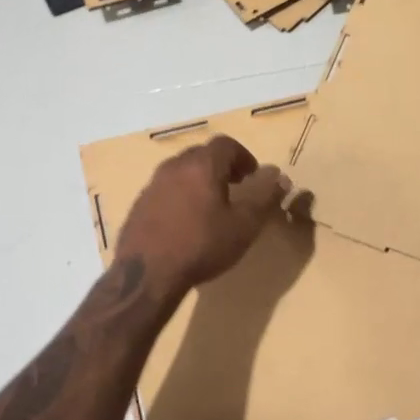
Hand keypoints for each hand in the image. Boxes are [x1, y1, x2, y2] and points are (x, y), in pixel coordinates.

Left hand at [116, 135, 291, 293]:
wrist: (148, 275)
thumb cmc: (203, 245)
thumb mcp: (245, 225)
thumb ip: (265, 197)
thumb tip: (280, 177)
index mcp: (202, 166)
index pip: (226, 144)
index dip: (244, 156)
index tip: (253, 177)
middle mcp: (174, 167)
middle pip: (202, 154)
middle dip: (223, 166)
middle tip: (237, 188)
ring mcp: (152, 185)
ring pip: (182, 171)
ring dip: (201, 180)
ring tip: (213, 206)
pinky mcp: (139, 205)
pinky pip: (167, 189)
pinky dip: (182, 195)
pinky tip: (188, 223)